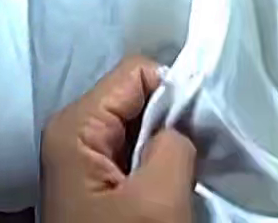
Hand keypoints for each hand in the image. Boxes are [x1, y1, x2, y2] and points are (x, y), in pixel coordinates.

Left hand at [42, 57, 197, 222]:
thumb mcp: (156, 203)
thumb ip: (173, 146)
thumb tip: (181, 123)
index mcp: (76, 124)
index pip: (132, 73)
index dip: (172, 89)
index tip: (204, 121)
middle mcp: (72, 131)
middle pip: (132, 99)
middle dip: (169, 119)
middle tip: (203, 148)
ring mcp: (80, 160)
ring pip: (133, 128)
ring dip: (165, 145)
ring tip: (192, 167)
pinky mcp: (92, 186)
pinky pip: (129, 156)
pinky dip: (155, 164)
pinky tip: (174, 183)